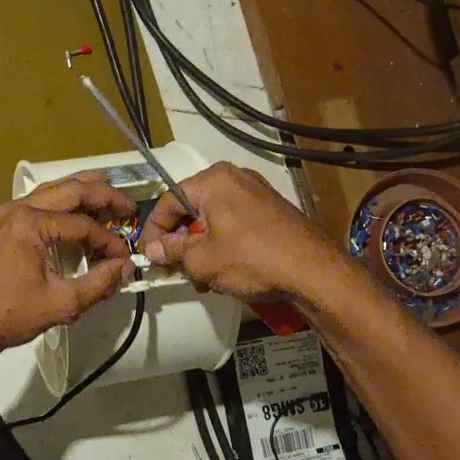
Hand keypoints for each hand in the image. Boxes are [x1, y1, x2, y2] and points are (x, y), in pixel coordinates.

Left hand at [0, 172, 137, 358]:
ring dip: (84, 191)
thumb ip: (99, 283)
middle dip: (104, 195)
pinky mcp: (6, 222)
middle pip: (70, 191)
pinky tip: (81, 207)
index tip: (126, 258)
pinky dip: (65, 201)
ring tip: (111, 190)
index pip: (83, 224)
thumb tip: (127, 267)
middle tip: (130, 205)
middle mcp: (19, 208)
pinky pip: (42, 201)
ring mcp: (10, 213)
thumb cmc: (10, 315)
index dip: (109, 241)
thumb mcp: (61, 304)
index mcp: (30, 224)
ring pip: (55, 190)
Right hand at [138, 161, 344, 303]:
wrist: (313, 272)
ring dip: (202, 251)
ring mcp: (257, 195)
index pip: (168, 201)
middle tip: (175, 271)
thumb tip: (152, 250)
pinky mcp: (272, 213)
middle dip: (181, 244)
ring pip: (213, 222)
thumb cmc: (251, 259)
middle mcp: (236, 179)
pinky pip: (235, 227)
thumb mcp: (202, 259)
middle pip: (192, 211)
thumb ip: (172, 251)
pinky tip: (226, 275)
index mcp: (214, 180)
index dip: (153, 231)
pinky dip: (224, 248)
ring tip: (204, 280)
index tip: (146, 256)